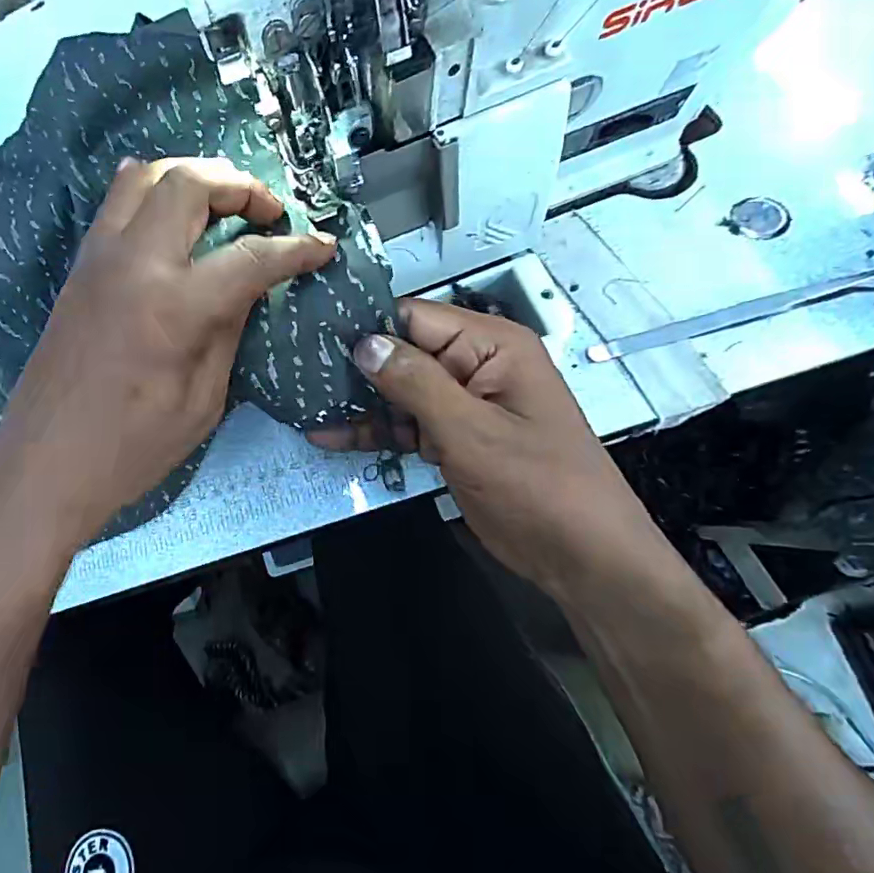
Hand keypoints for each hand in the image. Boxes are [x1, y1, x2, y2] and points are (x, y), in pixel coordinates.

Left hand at [0, 157, 335, 552]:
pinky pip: (117, 201)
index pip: (250, 256)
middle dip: (241, 186)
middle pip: (190, 183)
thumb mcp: (205, 399)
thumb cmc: (135, 447)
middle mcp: (132, 263)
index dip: (296, 248)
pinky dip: (156, 191)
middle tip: (271, 212)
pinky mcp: (80, 268)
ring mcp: (98, 258)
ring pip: (146, 175)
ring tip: (227, 203)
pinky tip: (177, 214)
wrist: (44, 464)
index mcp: (173, 306)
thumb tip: (250, 286)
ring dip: (195, 176)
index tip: (324, 246)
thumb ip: (229, 331)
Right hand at [308, 299, 670, 598]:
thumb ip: (417, 384)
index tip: (311, 338)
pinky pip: (410, 427)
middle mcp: (476, 366)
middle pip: (405, 355)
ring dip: (360, 403)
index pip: (416, 319)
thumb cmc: (538, 485)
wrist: (580, 554)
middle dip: (356, 368)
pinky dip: (378, 432)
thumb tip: (364, 342)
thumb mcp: (473, 431)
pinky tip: (332, 435)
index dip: (366, 328)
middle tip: (293, 375)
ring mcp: (465, 406)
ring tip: (301, 405)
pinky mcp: (457, 441)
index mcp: (492, 345)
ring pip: (402, 393)